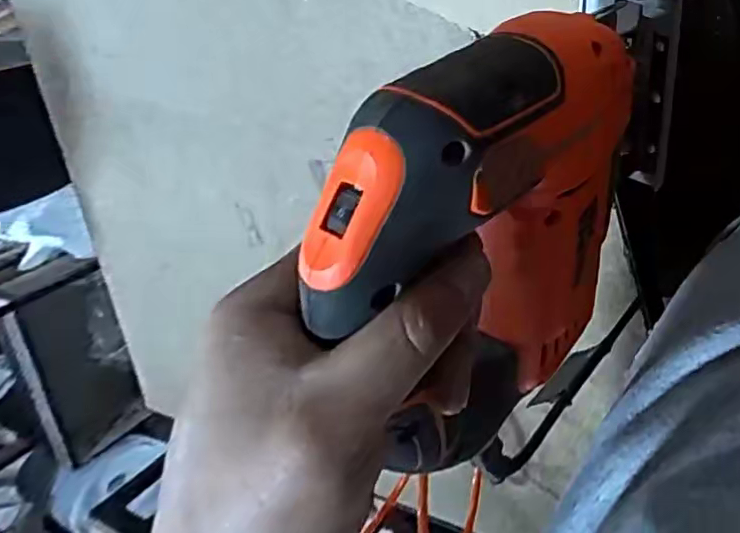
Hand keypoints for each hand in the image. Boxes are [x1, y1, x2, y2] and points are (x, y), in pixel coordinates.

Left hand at [154, 240, 490, 532]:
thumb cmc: (263, 500)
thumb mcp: (338, 412)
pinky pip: (398, 358)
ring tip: (445, 398)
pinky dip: (426, 377)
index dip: (414, 243)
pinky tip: (433, 406)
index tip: (463, 275)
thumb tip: (475, 262)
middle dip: (434, 317)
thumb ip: (408, 333)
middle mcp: (290, 319)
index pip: (356, 237)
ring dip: (438, 352)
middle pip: (390, 280)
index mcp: (267, 303)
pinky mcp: (335, 393)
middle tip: (452, 363)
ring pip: (402, 319)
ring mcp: (312, 359)